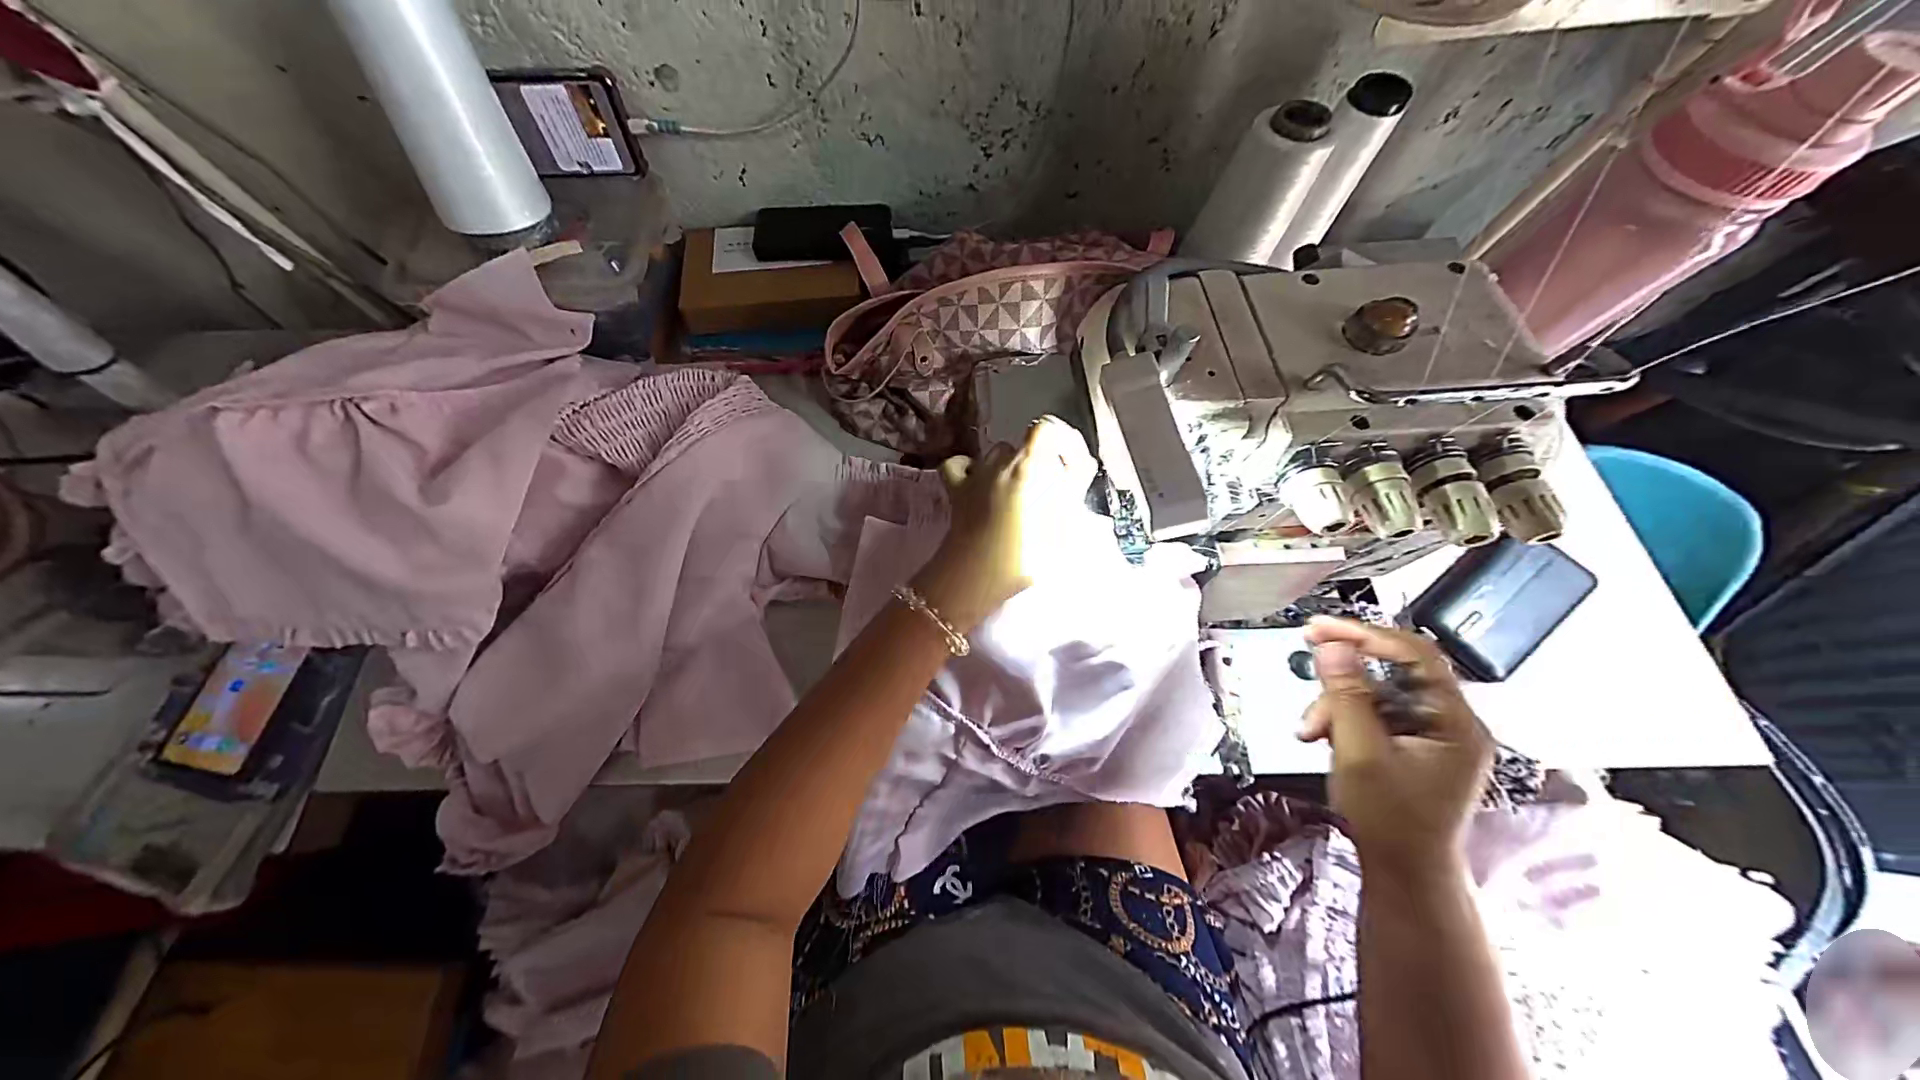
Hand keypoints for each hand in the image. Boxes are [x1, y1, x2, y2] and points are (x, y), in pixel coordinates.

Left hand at [910, 416, 1094, 631]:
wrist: (973, 580)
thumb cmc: (1018, 561)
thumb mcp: (1056, 538)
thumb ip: (1066, 510)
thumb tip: (1071, 497)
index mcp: (1024, 471)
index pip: (1044, 430)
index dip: (1058, 438)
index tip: (1066, 460)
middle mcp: (997, 466)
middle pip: (1019, 447)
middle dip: (1032, 461)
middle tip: (1041, 488)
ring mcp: (973, 476)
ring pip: (992, 454)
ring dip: (1004, 466)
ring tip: (1012, 491)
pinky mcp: (955, 491)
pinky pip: (958, 465)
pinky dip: (967, 468)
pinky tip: (976, 482)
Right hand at [1298, 617, 1492, 881]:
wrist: (1405, 874)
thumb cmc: (1388, 820)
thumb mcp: (1359, 752)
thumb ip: (1346, 695)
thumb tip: (1332, 645)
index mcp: (1454, 721)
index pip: (1414, 654)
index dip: (1364, 634)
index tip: (1318, 628)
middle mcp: (1451, 722)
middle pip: (1392, 672)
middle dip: (1343, 676)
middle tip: (1307, 665)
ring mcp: (1434, 735)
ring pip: (1378, 693)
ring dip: (1337, 704)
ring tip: (1310, 730)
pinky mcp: (1415, 747)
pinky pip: (1376, 714)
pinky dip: (1346, 719)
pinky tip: (1324, 735)